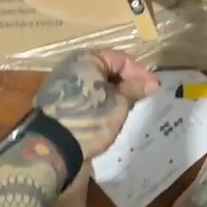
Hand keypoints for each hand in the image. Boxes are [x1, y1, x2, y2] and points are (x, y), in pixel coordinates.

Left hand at [31, 50, 159, 160]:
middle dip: (127, 81)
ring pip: (95, 82)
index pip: (120, 58)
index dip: (140, 72)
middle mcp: (71, 65)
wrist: (52, 147)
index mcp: (86, 58)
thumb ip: (135, 90)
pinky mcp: (57, 101)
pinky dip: (99, 100)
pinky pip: (84, 95)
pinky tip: (109, 113)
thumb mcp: (119, 104)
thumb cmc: (90, 119)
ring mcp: (61, 83)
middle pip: (106, 68)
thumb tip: (152, 83)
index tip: (154, 88)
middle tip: (143, 96)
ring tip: (129, 106)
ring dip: (113, 92)